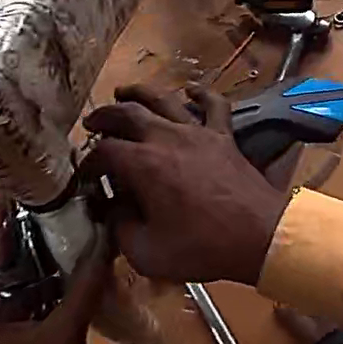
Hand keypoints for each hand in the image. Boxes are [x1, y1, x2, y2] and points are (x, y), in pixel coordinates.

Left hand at [0, 194, 111, 343]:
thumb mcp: (59, 343)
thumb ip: (81, 290)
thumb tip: (104, 240)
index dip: (1, 217)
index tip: (13, 178)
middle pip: (12, 266)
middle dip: (33, 232)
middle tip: (57, 190)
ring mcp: (14, 335)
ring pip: (33, 284)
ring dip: (52, 257)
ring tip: (75, 214)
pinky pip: (49, 304)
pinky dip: (65, 285)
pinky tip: (87, 260)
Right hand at [81, 84, 288, 285]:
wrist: (258, 236)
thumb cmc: (201, 247)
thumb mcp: (147, 253)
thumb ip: (121, 229)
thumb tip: (114, 211)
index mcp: (144, 164)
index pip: (104, 152)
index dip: (88, 163)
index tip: (84, 176)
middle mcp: (166, 138)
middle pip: (127, 113)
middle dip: (104, 116)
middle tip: (91, 124)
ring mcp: (197, 131)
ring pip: (163, 99)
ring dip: (139, 93)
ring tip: (123, 92)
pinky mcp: (222, 134)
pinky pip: (213, 104)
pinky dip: (201, 93)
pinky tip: (190, 90)